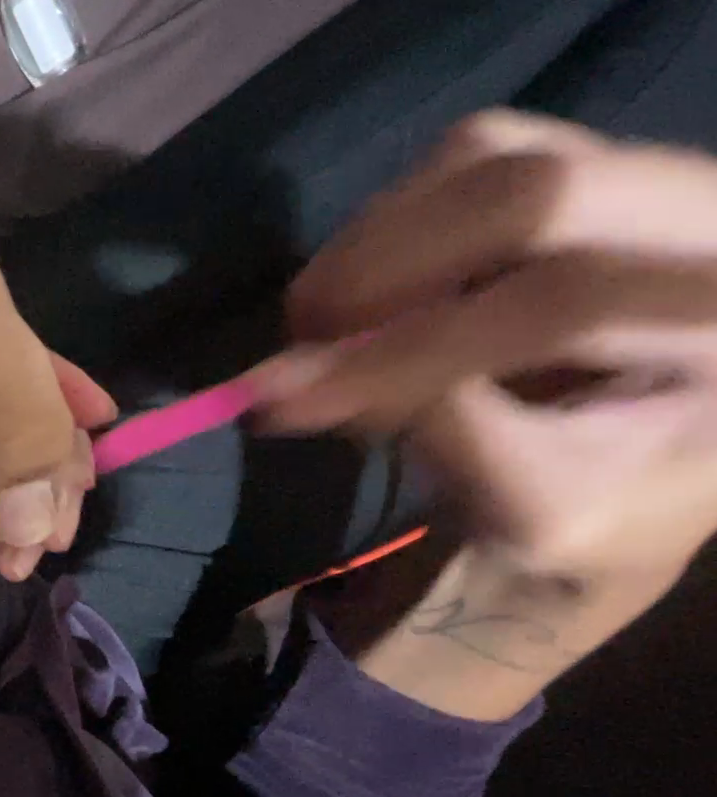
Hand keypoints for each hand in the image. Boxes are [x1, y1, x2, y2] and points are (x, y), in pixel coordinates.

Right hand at [251, 110, 716, 586]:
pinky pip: (462, 153)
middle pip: (537, 193)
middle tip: (300, 341)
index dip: (403, 354)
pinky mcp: (584, 153)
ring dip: (369, 247)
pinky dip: (384, 222)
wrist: (639, 444)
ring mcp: (654, 171)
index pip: (566, 306)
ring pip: (487, 158)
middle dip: (384, 271)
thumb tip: (295, 385)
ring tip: (323, 326)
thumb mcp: (534, 507)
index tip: (279, 404)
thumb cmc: (596, 496)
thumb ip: (442, 438)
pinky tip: (365, 293)